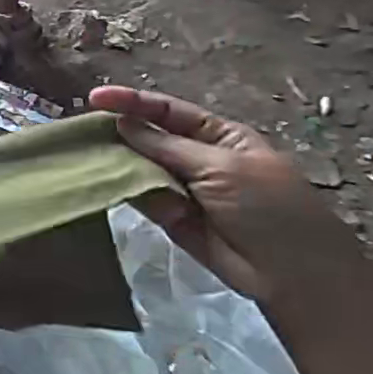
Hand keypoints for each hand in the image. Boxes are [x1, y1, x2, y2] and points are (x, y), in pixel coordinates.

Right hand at [89, 86, 362, 306]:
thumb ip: (167, 146)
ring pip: (138, 165)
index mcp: (218, 136)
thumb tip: (122, 124)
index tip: (94, 97)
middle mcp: (195, 157)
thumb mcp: (221, 167)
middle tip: (80, 128)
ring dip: (114, 158)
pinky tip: (97, 178)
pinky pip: (137, 194)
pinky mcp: (167, 215)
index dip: (132, 101)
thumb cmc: (269, 208)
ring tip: (81, 152)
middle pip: (148, 136)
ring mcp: (180, 187)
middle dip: (117, 129)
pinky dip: (119, 187)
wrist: (292, 275)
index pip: (168, 111)